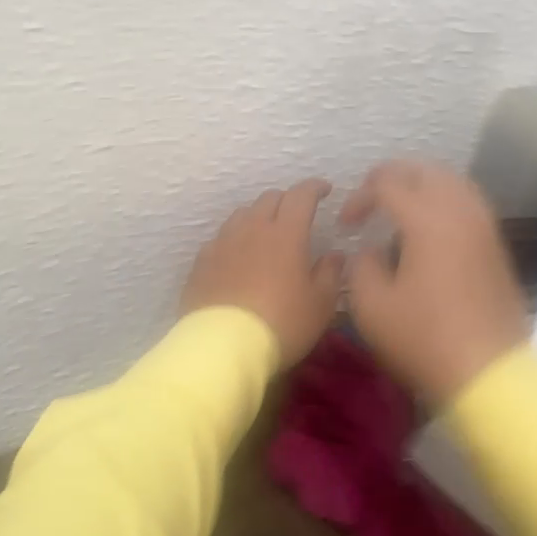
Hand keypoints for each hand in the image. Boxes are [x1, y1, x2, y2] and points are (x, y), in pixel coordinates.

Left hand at [181, 179, 343, 364]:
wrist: (222, 347)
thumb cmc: (281, 324)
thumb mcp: (320, 305)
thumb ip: (330, 274)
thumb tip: (334, 255)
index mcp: (286, 233)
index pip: (301, 195)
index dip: (314, 188)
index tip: (324, 190)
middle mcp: (252, 229)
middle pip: (269, 199)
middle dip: (287, 200)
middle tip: (298, 215)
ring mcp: (222, 243)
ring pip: (242, 215)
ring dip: (259, 216)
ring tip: (267, 233)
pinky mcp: (201, 262)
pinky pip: (221, 239)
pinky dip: (236, 240)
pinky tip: (238, 257)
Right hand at [341, 160, 529, 403]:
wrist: (489, 372)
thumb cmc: (425, 339)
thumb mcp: (372, 307)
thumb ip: (361, 266)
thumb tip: (371, 251)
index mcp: (427, 218)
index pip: (387, 184)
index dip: (360, 197)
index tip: (346, 225)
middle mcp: (461, 211)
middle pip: (425, 170)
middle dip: (393, 178)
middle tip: (371, 201)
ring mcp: (485, 227)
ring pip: (453, 182)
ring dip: (422, 186)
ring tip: (400, 209)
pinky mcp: (497, 246)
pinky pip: (469, 204)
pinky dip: (445, 202)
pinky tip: (430, 230)